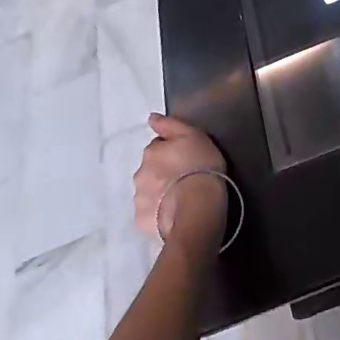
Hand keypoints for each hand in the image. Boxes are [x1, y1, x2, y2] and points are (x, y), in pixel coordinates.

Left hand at [133, 113, 228, 242]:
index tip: (185, 159)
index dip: (171, 153)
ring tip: (179, 201)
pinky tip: (172, 216)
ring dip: (159, 193)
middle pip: (150, 170)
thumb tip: (151, 118)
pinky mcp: (142, 221)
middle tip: (183, 180)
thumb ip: (170, 125)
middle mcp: (140, 174)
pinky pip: (149, 215)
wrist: (198, 208)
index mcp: (151, 152)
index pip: (158, 148)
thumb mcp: (193, 136)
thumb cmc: (200, 167)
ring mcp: (139, 199)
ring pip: (148, 192)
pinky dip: (157, 214)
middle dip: (161, 173)